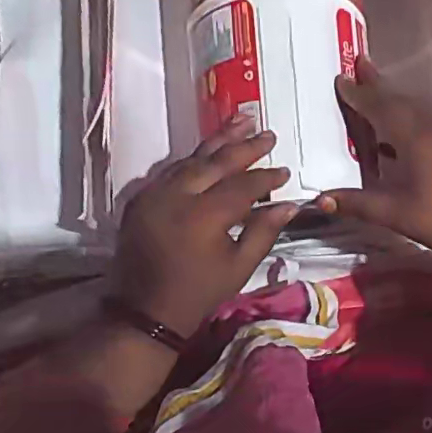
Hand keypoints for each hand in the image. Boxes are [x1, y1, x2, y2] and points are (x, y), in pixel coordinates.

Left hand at [113, 117, 297, 336]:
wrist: (144, 310)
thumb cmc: (198, 292)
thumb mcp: (238, 267)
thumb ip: (263, 231)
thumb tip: (289, 205)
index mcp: (204, 216)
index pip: (243, 185)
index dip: (266, 177)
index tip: (285, 171)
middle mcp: (177, 196)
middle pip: (216, 162)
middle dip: (245, 146)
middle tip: (268, 133)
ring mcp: (155, 193)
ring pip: (191, 159)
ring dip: (218, 141)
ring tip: (242, 122)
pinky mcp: (141, 197)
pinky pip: (171, 170)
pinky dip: (193, 158)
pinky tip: (209, 150)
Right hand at [317, 58, 431, 252]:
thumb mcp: (396, 215)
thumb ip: (358, 204)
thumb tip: (321, 199)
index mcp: (415, 140)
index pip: (381, 109)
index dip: (360, 95)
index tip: (342, 79)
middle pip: (399, 100)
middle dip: (377, 84)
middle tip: (359, 64)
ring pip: (415, 107)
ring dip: (393, 96)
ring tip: (375, 85)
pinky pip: (426, 118)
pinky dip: (407, 112)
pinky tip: (399, 124)